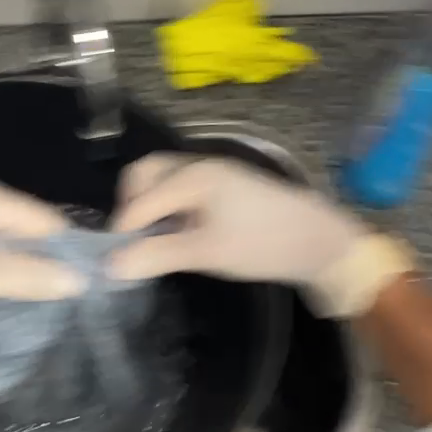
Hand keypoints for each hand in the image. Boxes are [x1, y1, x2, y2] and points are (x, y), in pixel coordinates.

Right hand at [108, 154, 364, 289]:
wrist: (320, 241)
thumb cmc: (263, 244)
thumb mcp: (206, 252)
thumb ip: (157, 255)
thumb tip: (111, 266)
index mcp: (193, 175)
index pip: (139, 199)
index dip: (122, 231)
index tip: (115, 261)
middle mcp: (199, 165)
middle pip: (146, 174)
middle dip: (132, 205)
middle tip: (132, 242)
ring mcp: (213, 173)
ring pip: (164, 180)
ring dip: (150, 206)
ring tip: (153, 241)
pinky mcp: (224, 187)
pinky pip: (181, 189)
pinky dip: (169, 208)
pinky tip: (178, 236)